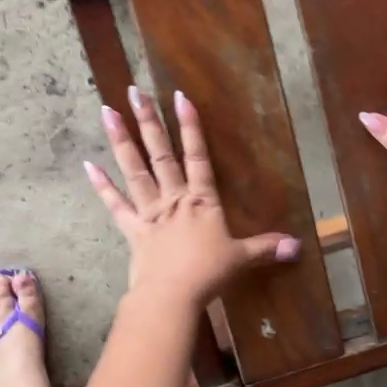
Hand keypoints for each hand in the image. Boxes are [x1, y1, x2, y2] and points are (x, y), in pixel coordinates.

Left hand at [85, 87, 300, 308]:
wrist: (172, 296)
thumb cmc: (208, 274)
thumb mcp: (241, 258)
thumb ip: (266, 248)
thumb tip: (297, 246)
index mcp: (202, 201)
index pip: (197, 157)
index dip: (190, 127)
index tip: (178, 97)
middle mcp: (174, 199)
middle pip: (161, 154)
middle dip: (149, 121)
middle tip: (134, 91)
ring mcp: (150, 213)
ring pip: (134, 170)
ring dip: (122, 141)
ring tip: (107, 112)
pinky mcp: (132, 231)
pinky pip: (115, 206)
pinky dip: (102, 186)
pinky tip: (89, 165)